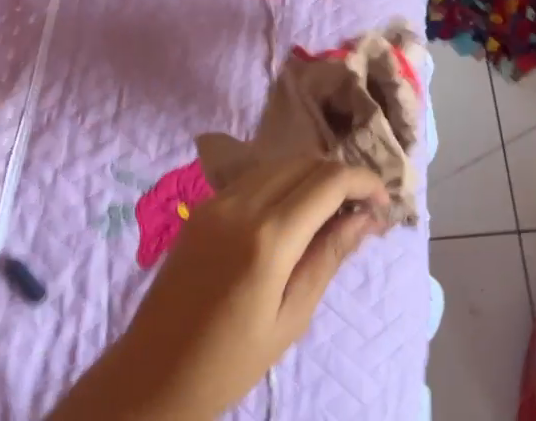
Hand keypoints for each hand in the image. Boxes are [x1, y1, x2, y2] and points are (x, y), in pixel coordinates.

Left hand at [50, 158, 385, 420]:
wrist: (152, 374)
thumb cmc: (229, 361)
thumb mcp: (291, 317)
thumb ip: (328, 257)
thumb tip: (366, 216)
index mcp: (267, 238)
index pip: (328, 180)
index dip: (364, 181)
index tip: (383, 202)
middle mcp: (240, 206)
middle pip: (305, 162)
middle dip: (341, 175)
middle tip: (362, 209)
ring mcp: (216, 202)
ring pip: (278, 163)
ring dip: (312, 175)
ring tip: (332, 211)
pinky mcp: (201, 208)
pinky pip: (253, 177)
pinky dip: (283, 181)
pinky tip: (293, 212)